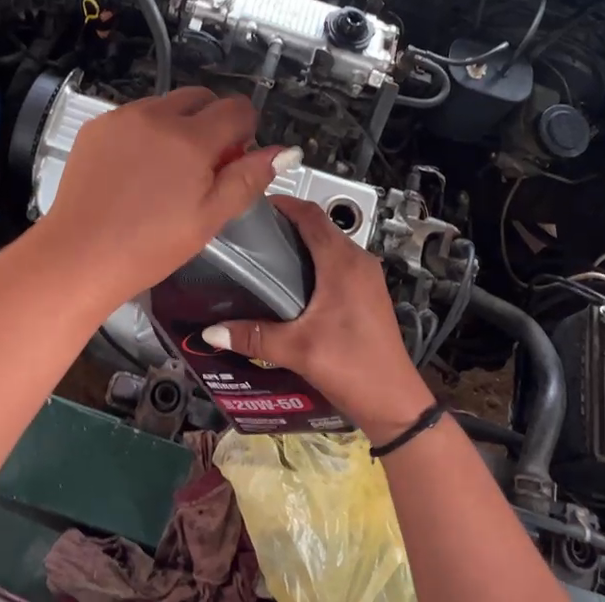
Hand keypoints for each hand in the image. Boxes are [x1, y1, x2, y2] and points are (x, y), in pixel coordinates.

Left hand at [33, 87, 285, 303]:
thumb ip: (249, 178)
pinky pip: (134, 116)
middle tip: (207, 164)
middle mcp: (155, 118)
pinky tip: (139, 172)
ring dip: (178, 126)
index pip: (237, 108)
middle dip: (213, 123)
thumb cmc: (145, 246)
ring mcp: (122, 119)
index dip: (246, 130)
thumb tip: (283, 153)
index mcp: (190, 139)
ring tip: (169, 173)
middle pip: (202, 98)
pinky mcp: (97, 128)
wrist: (79, 255)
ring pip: (166, 105)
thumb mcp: (210, 217)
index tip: (238, 153)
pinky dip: (145, 133)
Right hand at [202, 197, 434, 442]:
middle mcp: (358, 260)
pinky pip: (339, 263)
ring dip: (302, 242)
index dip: (283, 203)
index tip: (252, 205)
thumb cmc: (350, 366)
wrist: (394, 402)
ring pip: (330, 244)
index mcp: (342, 262)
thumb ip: (252, 336)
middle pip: (320, 226)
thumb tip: (210, 331)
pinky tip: (292, 283)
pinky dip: (315, 260)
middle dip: (287, 223)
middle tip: (251, 233)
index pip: (310, 214)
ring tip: (265, 256)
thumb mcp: (297, 350)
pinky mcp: (369, 293)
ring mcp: (367, 277)